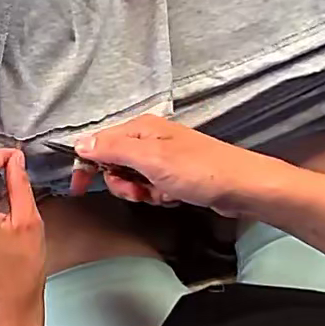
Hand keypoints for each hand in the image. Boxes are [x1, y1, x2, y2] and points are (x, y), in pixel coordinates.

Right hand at [69, 114, 289, 214]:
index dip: (87, 167)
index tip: (80, 188)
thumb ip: (112, 150)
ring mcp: (161, 156)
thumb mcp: (150, 160)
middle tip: (140, 190)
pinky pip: (150, 186)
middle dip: (122, 183)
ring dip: (141, 191)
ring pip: (131, 178)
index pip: (98, 144)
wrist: (245, 188)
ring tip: (161, 193)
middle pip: (113, 163)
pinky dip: (156, 194)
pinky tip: (172, 196)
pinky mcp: (173, 173)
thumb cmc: (199, 171)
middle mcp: (148, 138)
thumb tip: (79, 144)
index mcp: (140, 129)